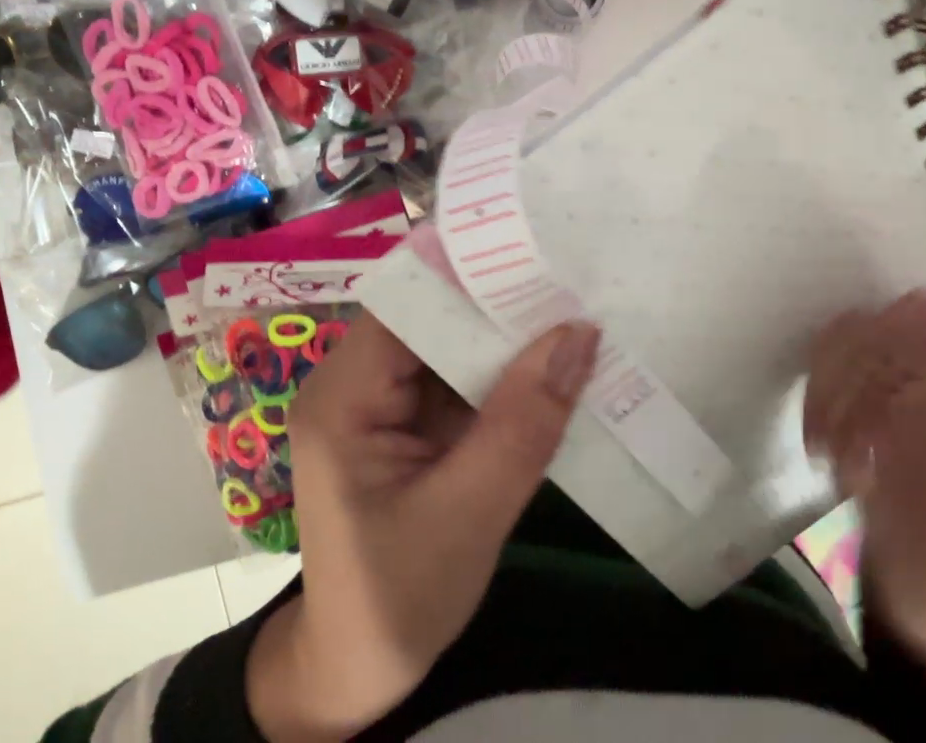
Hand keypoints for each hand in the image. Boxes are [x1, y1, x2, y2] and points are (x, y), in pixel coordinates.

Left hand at [246, 313, 601, 740]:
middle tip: (581, 280)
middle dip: (503, 306)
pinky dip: (508, 379)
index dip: (473, 276)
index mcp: (342, 399)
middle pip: (433, 320)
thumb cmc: (398, 598)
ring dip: (512, 341)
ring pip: (453, 349)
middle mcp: (355, 388)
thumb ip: (522, 423)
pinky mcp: (410, 429)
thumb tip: (579, 332)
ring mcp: (383, 407)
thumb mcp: (469, 513)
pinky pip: (462, 385)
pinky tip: (560, 366)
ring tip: (582, 313)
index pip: (408, 305)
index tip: (545, 254)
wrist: (359, 670)